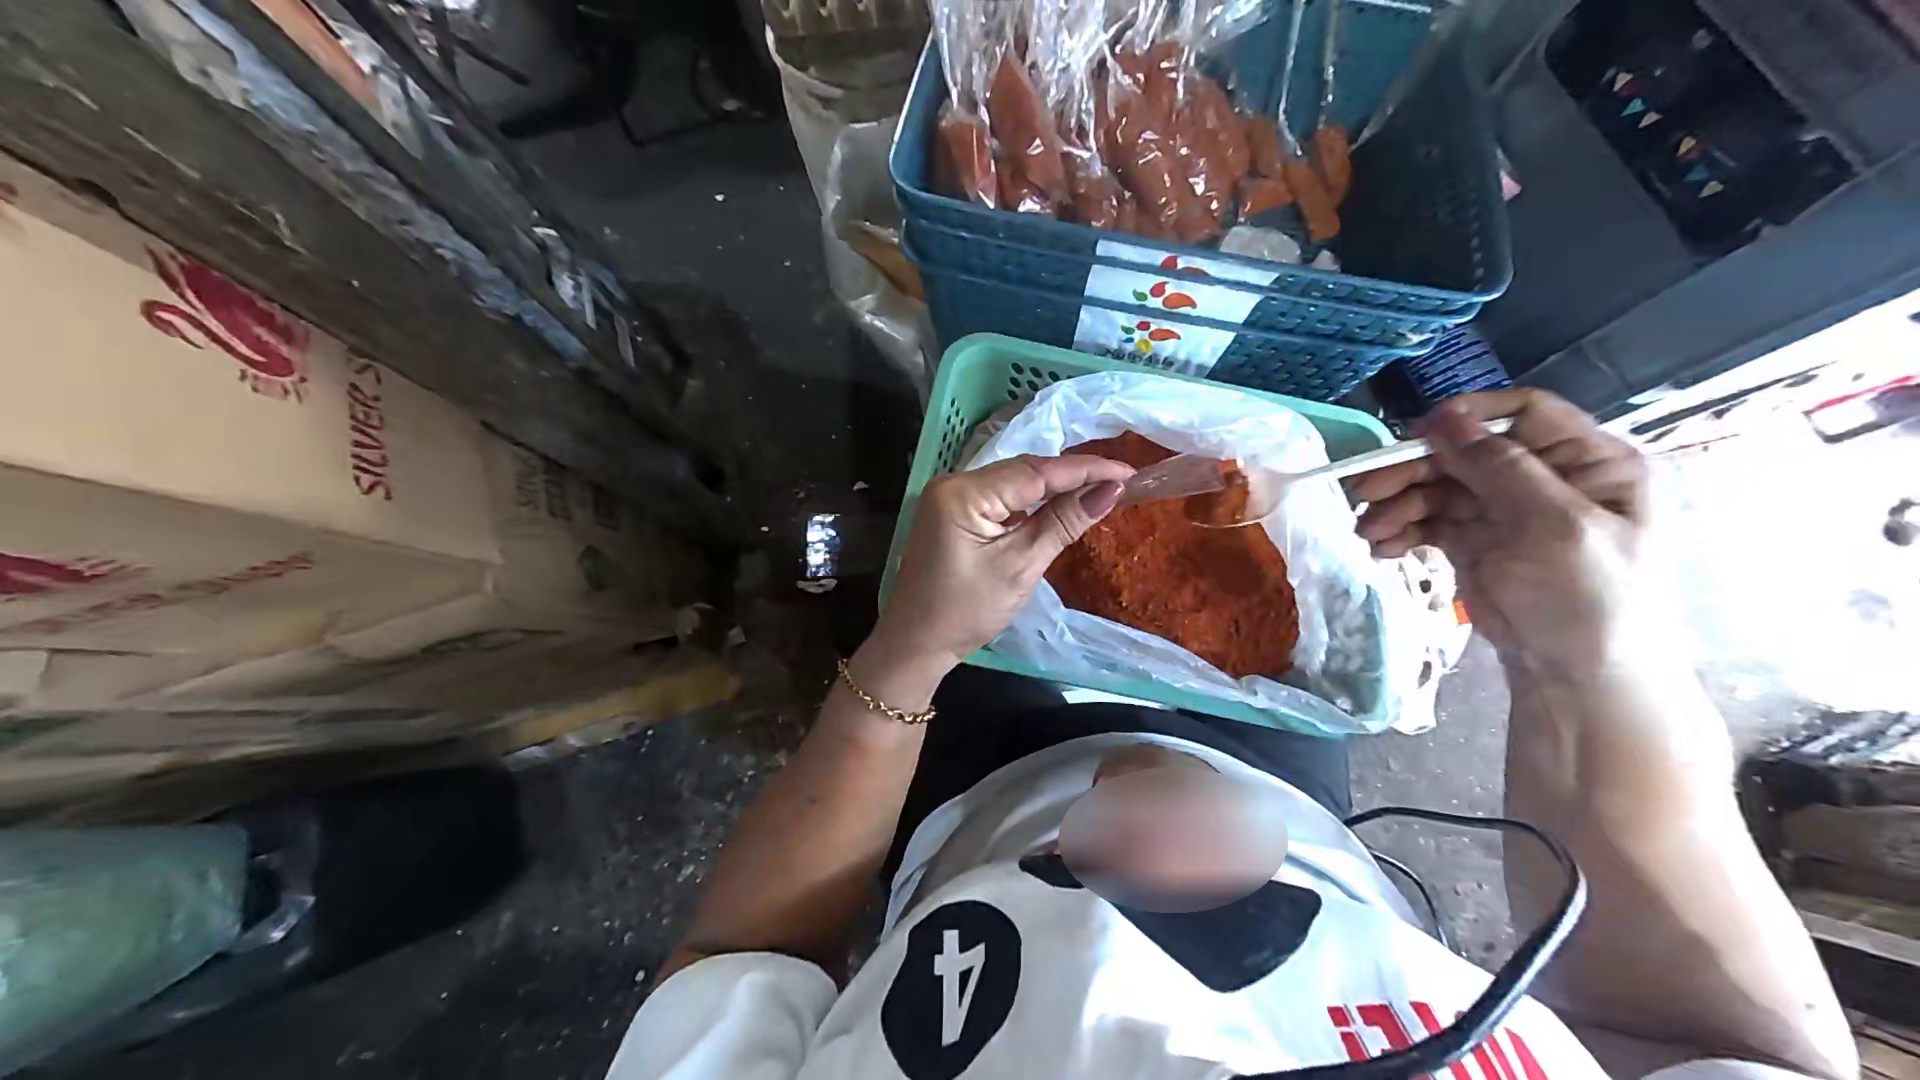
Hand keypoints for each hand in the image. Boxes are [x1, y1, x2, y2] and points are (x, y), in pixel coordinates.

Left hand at [872, 454, 1133, 672]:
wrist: (915, 643)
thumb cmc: (966, 612)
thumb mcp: (1020, 567)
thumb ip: (1063, 523)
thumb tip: (1110, 490)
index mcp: (963, 493)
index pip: (1035, 471)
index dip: (1084, 469)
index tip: (1127, 470)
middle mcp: (953, 482)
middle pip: (1023, 470)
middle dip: (1071, 474)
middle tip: (1118, 480)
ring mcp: (950, 496)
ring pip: (1013, 481)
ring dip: (1053, 486)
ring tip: (1097, 488)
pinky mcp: (953, 511)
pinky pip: (1000, 496)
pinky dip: (1031, 500)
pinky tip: (1057, 503)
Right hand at [1347, 389, 1649, 682]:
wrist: (1576, 673)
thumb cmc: (1588, 596)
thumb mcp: (1554, 525)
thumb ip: (1500, 469)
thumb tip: (1444, 418)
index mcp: (1584, 461)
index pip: (1523, 414)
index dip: (1468, 418)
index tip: (1416, 436)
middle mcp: (1541, 478)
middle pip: (1463, 454)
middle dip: (1411, 471)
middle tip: (1365, 492)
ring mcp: (1502, 511)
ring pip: (1436, 488)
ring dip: (1396, 505)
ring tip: (1370, 532)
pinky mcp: (1471, 541)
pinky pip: (1426, 521)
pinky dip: (1400, 531)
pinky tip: (1383, 549)